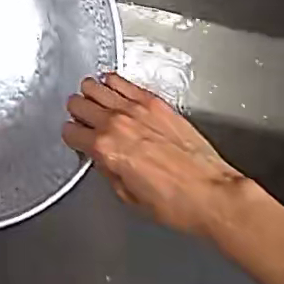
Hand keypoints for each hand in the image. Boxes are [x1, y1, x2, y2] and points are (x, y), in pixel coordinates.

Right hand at [63, 74, 250, 237]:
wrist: (214, 195)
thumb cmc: (177, 203)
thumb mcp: (128, 197)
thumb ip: (107, 170)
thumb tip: (102, 157)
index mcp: (104, 149)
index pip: (70, 130)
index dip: (73, 137)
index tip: (79, 139)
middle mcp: (114, 123)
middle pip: (77, 102)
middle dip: (78, 113)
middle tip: (86, 121)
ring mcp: (134, 108)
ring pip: (93, 85)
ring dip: (92, 96)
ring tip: (100, 105)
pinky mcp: (153, 101)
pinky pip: (119, 80)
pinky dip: (112, 84)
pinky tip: (117, 94)